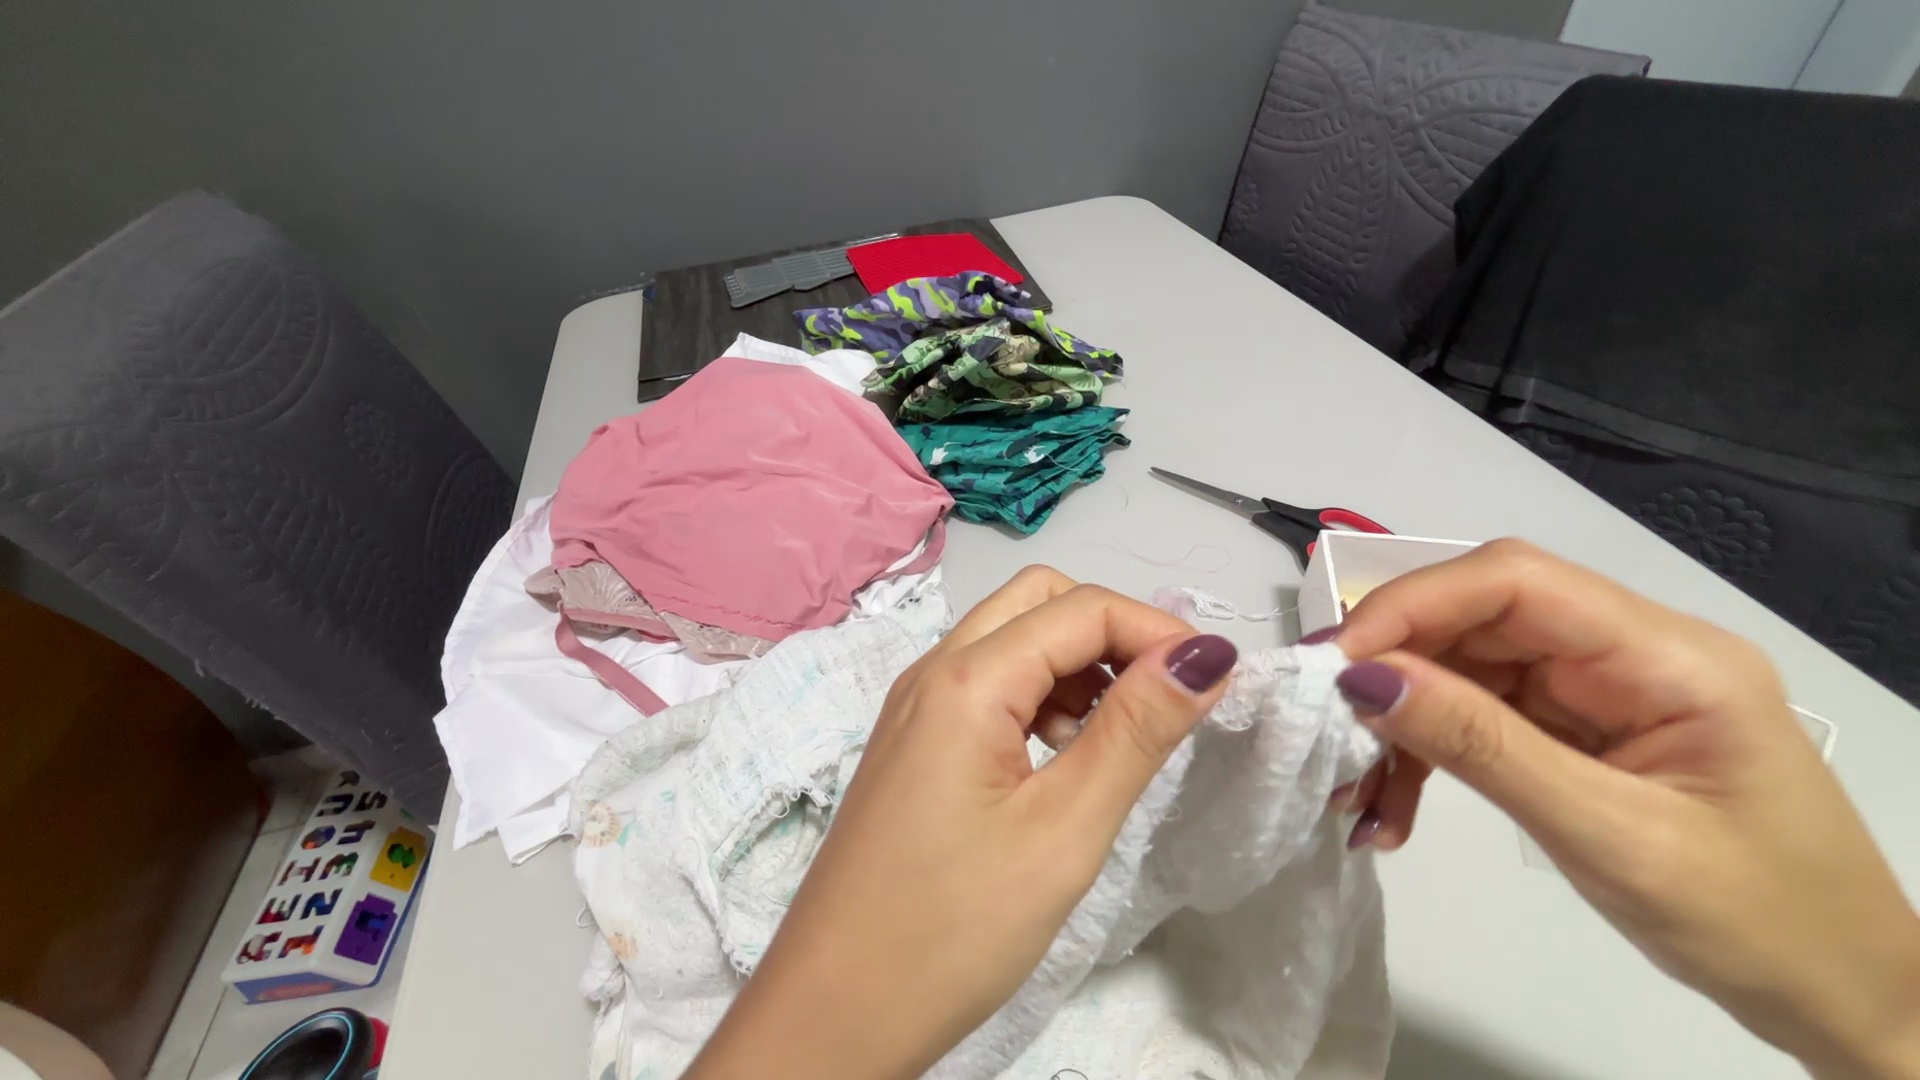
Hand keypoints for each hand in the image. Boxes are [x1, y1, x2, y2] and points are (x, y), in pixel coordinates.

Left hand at [684, 567, 1238, 1079]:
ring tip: (1120, 734)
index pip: (1080, 608)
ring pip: (1012, 638)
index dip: (1157, 630)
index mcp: (965, 679)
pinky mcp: (916, 740)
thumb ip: (1136, 732)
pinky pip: (988, 683)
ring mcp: (917, 704)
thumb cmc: (953, 929)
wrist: (835, 1010)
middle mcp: (933, 670)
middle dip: (1113, 632)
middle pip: (1039, 601)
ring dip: (1077, 662)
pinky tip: (1064, 753)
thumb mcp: (1063, 831)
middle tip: (1164, 699)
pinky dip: (1041, 694)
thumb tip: (1206, 657)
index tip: (1219, 680)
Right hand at [1325, 539, 1919, 1079]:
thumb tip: (1361, 679)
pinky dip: (1422, 757)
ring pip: (1458, 670)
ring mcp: (1592, 689)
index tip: (1336, 662)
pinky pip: (1470, 717)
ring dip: (1398, 727)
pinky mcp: (1567, 726)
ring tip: (1356, 795)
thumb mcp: (1610, 836)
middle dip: (1392, 670)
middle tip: (1327, 728)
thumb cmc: (1758, 923)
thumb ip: (1481, 746)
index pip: (1514, 582)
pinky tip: (1391, 809)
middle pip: (1474, 620)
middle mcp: (1623, 651)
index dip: (1412, 605)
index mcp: (1666, 657)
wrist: (1844, 999)